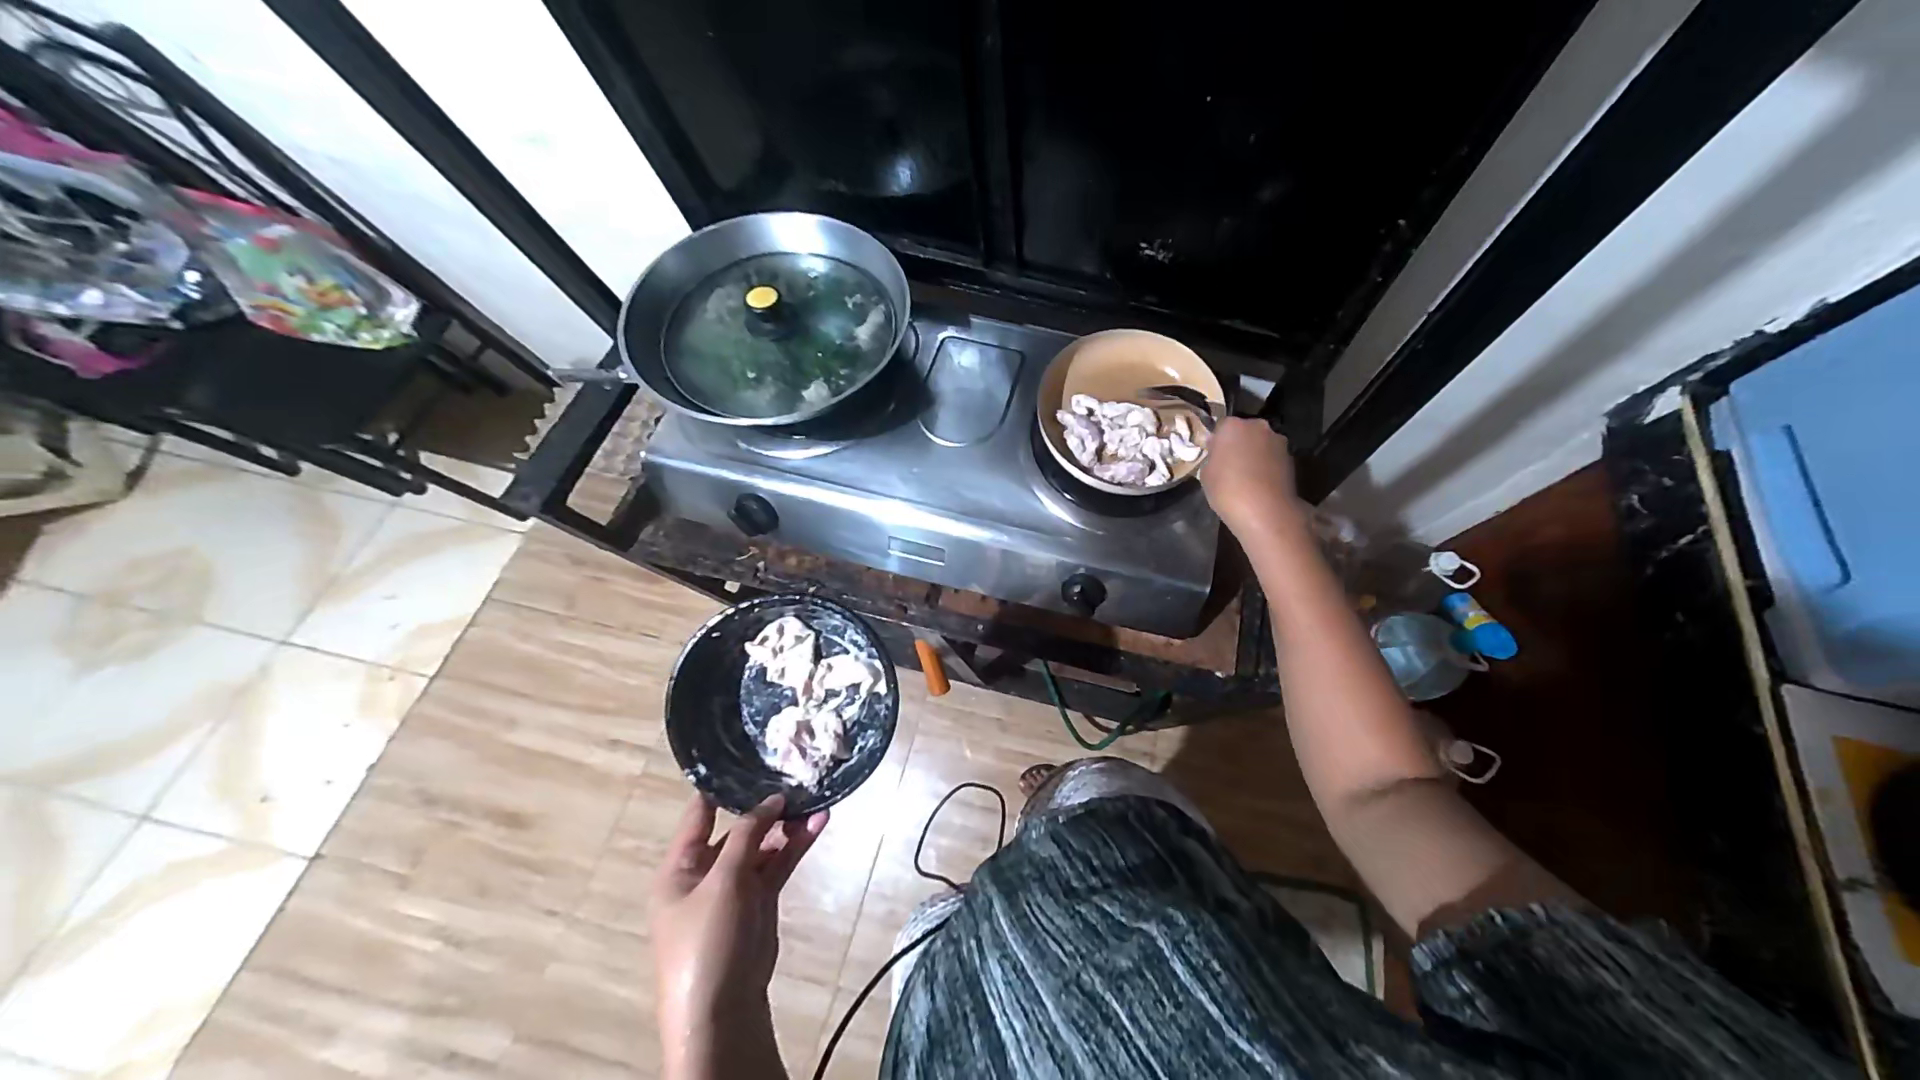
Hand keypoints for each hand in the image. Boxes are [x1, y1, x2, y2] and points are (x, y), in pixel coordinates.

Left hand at [653, 793, 827, 1079]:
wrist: (723, 1011)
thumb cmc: (706, 941)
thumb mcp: (722, 881)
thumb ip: (746, 835)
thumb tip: (771, 799)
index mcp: (679, 867)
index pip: (699, 814)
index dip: (721, 786)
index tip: (749, 755)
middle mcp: (705, 872)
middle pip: (737, 828)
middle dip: (765, 806)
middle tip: (795, 775)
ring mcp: (734, 887)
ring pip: (763, 846)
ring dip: (787, 825)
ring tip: (815, 797)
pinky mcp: (759, 902)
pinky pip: (778, 866)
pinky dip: (796, 846)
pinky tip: (818, 824)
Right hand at [1200, 417, 1302, 534]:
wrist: (1265, 511)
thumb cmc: (1227, 490)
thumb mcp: (1206, 474)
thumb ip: (1213, 458)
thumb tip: (1220, 456)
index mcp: (1232, 426)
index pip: (1221, 426)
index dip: (1217, 441)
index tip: (1213, 455)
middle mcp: (1257, 426)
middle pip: (1244, 431)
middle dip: (1238, 444)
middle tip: (1229, 464)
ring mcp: (1277, 441)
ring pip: (1260, 444)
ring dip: (1254, 454)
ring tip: (1246, 477)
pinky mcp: (1291, 458)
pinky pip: (1272, 458)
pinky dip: (1266, 466)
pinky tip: (1260, 483)